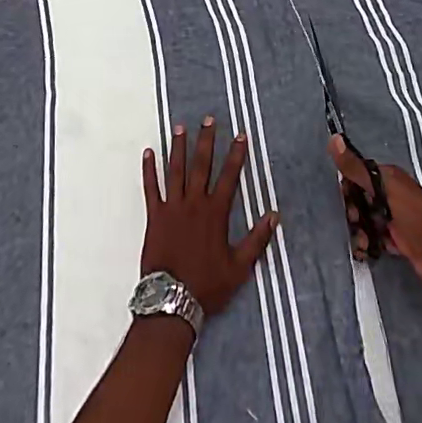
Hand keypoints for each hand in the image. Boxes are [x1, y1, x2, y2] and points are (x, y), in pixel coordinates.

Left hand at [142, 117, 278, 315]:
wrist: (171, 303)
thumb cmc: (207, 285)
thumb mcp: (240, 266)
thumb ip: (257, 239)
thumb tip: (274, 215)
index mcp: (216, 213)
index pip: (229, 176)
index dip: (236, 155)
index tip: (241, 135)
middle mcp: (194, 204)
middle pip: (201, 166)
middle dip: (206, 141)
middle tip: (208, 119)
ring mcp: (172, 209)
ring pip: (176, 171)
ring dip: (179, 148)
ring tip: (180, 127)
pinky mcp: (154, 217)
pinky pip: (151, 189)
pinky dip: (149, 170)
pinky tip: (148, 153)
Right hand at [330, 135, 421, 303]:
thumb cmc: (414, 216)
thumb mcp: (383, 189)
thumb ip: (356, 168)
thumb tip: (334, 138)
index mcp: (387, 177)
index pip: (357, 177)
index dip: (348, 189)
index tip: (346, 202)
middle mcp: (389, 194)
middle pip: (359, 201)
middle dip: (353, 214)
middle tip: (356, 223)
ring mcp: (392, 217)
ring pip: (364, 221)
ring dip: (359, 232)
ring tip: (363, 242)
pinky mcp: (394, 239)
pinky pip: (373, 238)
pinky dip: (368, 244)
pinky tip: (367, 251)